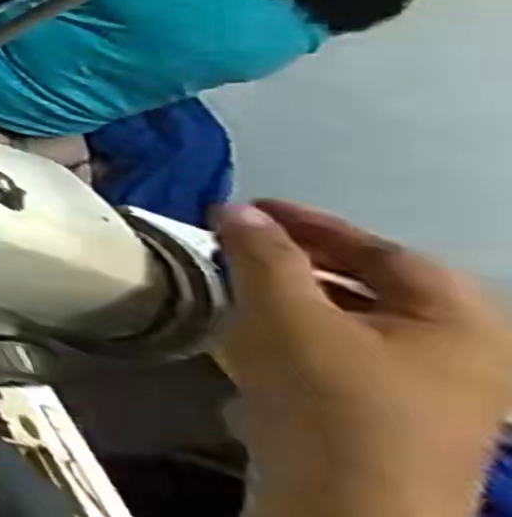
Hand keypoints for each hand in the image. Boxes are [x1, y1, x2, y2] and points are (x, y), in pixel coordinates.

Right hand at [216, 200, 511, 516]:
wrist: (346, 506)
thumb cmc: (330, 395)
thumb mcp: (284, 309)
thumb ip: (260, 251)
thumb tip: (236, 209)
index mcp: (460, 326)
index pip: (384, 250)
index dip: (313, 223)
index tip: (248, 209)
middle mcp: (462, 359)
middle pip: (372, 287)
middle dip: (298, 260)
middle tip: (237, 243)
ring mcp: (431, 398)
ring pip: (353, 324)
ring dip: (290, 297)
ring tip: (233, 284)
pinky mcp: (391, 424)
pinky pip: (343, 358)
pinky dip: (296, 335)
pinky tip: (251, 338)